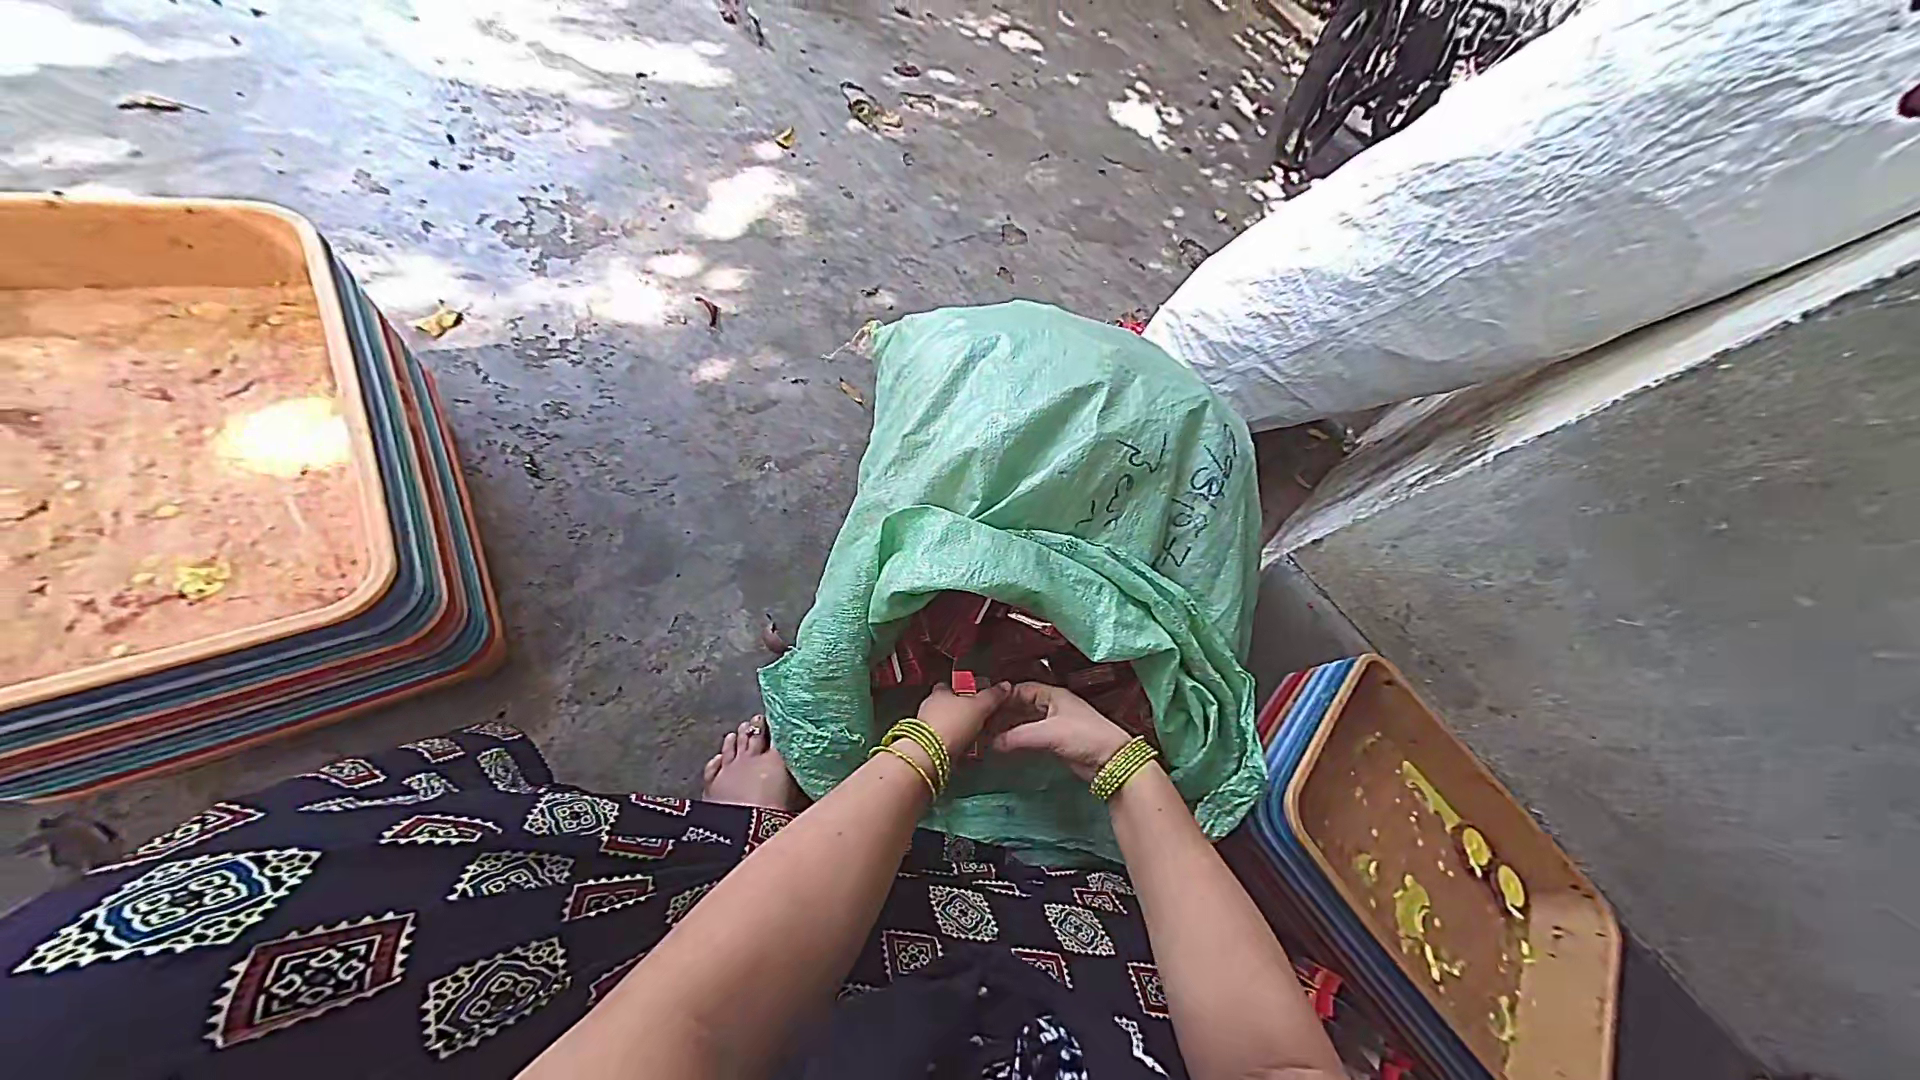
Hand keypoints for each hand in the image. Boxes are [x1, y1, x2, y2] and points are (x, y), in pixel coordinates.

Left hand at [914, 681, 1013, 754]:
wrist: (930, 755)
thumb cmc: (953, 723)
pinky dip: (955, 744)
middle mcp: (929, 706)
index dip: (963, 688)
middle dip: (962, 711)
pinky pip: (944, 742)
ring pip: (946, 724)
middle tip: (980, 717)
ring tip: (976, 736)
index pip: (950, 684)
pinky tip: (966, 751)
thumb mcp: (979, 706)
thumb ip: (992, 696)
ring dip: (958, 729)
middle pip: (948, 705)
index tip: (976, 693)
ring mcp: (926, 727)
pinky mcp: (926, 746)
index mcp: (940, 691)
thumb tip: (1004, 686)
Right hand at [989, 683, 1132, 779]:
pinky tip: (1005, 745)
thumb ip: (1018, 736)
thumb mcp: (1048, 732)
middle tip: (982, 721)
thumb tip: (992, 742)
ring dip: (1009, 727)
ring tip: (988, 734)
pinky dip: (1018, 739)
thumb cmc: (1083, 736)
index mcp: (1052, 694)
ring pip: (1025, 721)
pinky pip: (1031, 736)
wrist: (1112, 760)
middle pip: (1021, 705)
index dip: (1003, 695)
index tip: (984, 704)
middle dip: (1003, 712)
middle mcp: (1052, 705)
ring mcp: (1054, 724)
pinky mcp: (1056, 741)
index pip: (1021, 689)